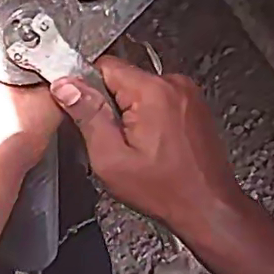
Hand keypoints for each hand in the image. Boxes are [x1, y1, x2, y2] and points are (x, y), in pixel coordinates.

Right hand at [50, 56, 245, 231]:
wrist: (208, 207)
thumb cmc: (166, 190)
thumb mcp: (110, 158)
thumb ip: (87, 116)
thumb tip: (66, 87)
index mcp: (151, 92)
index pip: (103, 66)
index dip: (86, 88)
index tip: (85, 112)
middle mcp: (173, 85)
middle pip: (122, 78)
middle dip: (109, 105)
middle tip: (113, 140)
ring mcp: (187, 94)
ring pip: (139, 90)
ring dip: (129, 113)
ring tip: (136, 146)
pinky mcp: (193, 106)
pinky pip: (157, 100)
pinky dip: (148, 118)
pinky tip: (151, 146)